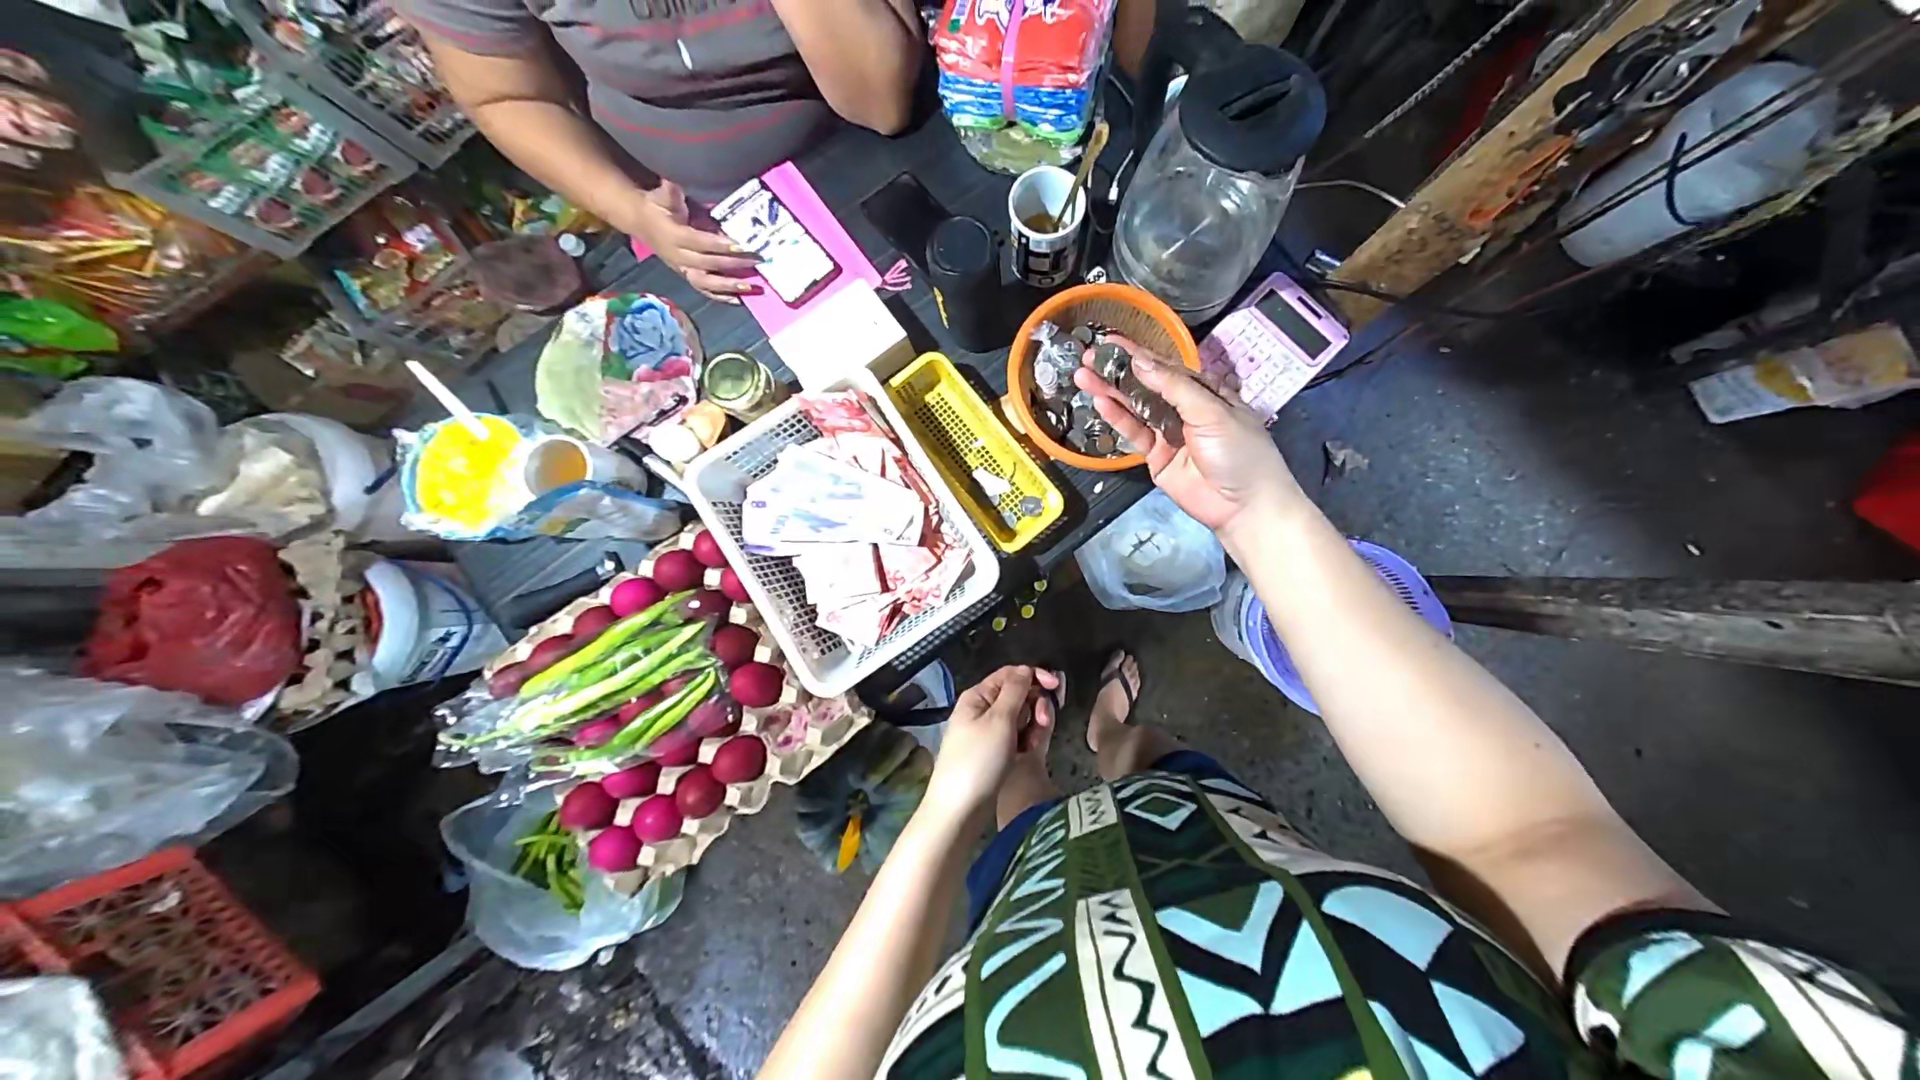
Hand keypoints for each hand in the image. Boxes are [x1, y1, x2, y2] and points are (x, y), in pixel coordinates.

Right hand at [626, 180, 759, 302]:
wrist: (640, 221)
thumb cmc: (658, 205)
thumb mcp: (664, 194)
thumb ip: (673, 192)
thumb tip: (680, 185)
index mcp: (673, 235)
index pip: (700, 242)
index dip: (719, 245)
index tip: (741, 246)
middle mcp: (678, 257)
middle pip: (709, 263)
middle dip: (734, 264)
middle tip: (757, 261)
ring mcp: (683, 270)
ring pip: (708, 283)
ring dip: (730, 286)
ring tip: (751, 286)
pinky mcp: (687, 277)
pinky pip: (705, 290)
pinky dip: (722, 297)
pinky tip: (740, 299)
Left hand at [924, 666, 1059, 819]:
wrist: (960, 809)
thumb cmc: (979, 760)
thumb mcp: (999, 720)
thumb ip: (1015, 691)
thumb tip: (1025, 668)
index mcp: (978, 696)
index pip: (1010, 674)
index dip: (1034, 676)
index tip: (1055, 687)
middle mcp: (981, 710)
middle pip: (1017, 696)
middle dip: (1034, 706)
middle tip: (1043, 724)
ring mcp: (987, 732)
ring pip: (1020, 718)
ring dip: (1032, 726)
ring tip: (1031, 745)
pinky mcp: (994, 752)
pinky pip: (1016, 737)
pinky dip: (1025, 742)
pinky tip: (1027, 754)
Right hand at [1073, 347, 1301, 540]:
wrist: (1244, 505)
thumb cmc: (1240, 453)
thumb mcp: (1211, 411)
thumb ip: (1174, 387)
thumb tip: (1141, 363)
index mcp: (1205, 392)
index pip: (1166, 368)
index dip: (1139, 354)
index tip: (1111, 342)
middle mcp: (1184, 409)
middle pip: (1146, 386)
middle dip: (1119, 370)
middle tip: (1090, 357)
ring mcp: (1169, 434)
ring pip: (1135, 408)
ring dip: (1111, 391)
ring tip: (1084, 376)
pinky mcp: (1157, 457)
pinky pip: (1134, 434)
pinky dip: (1117, 419)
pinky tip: (1100, 403)